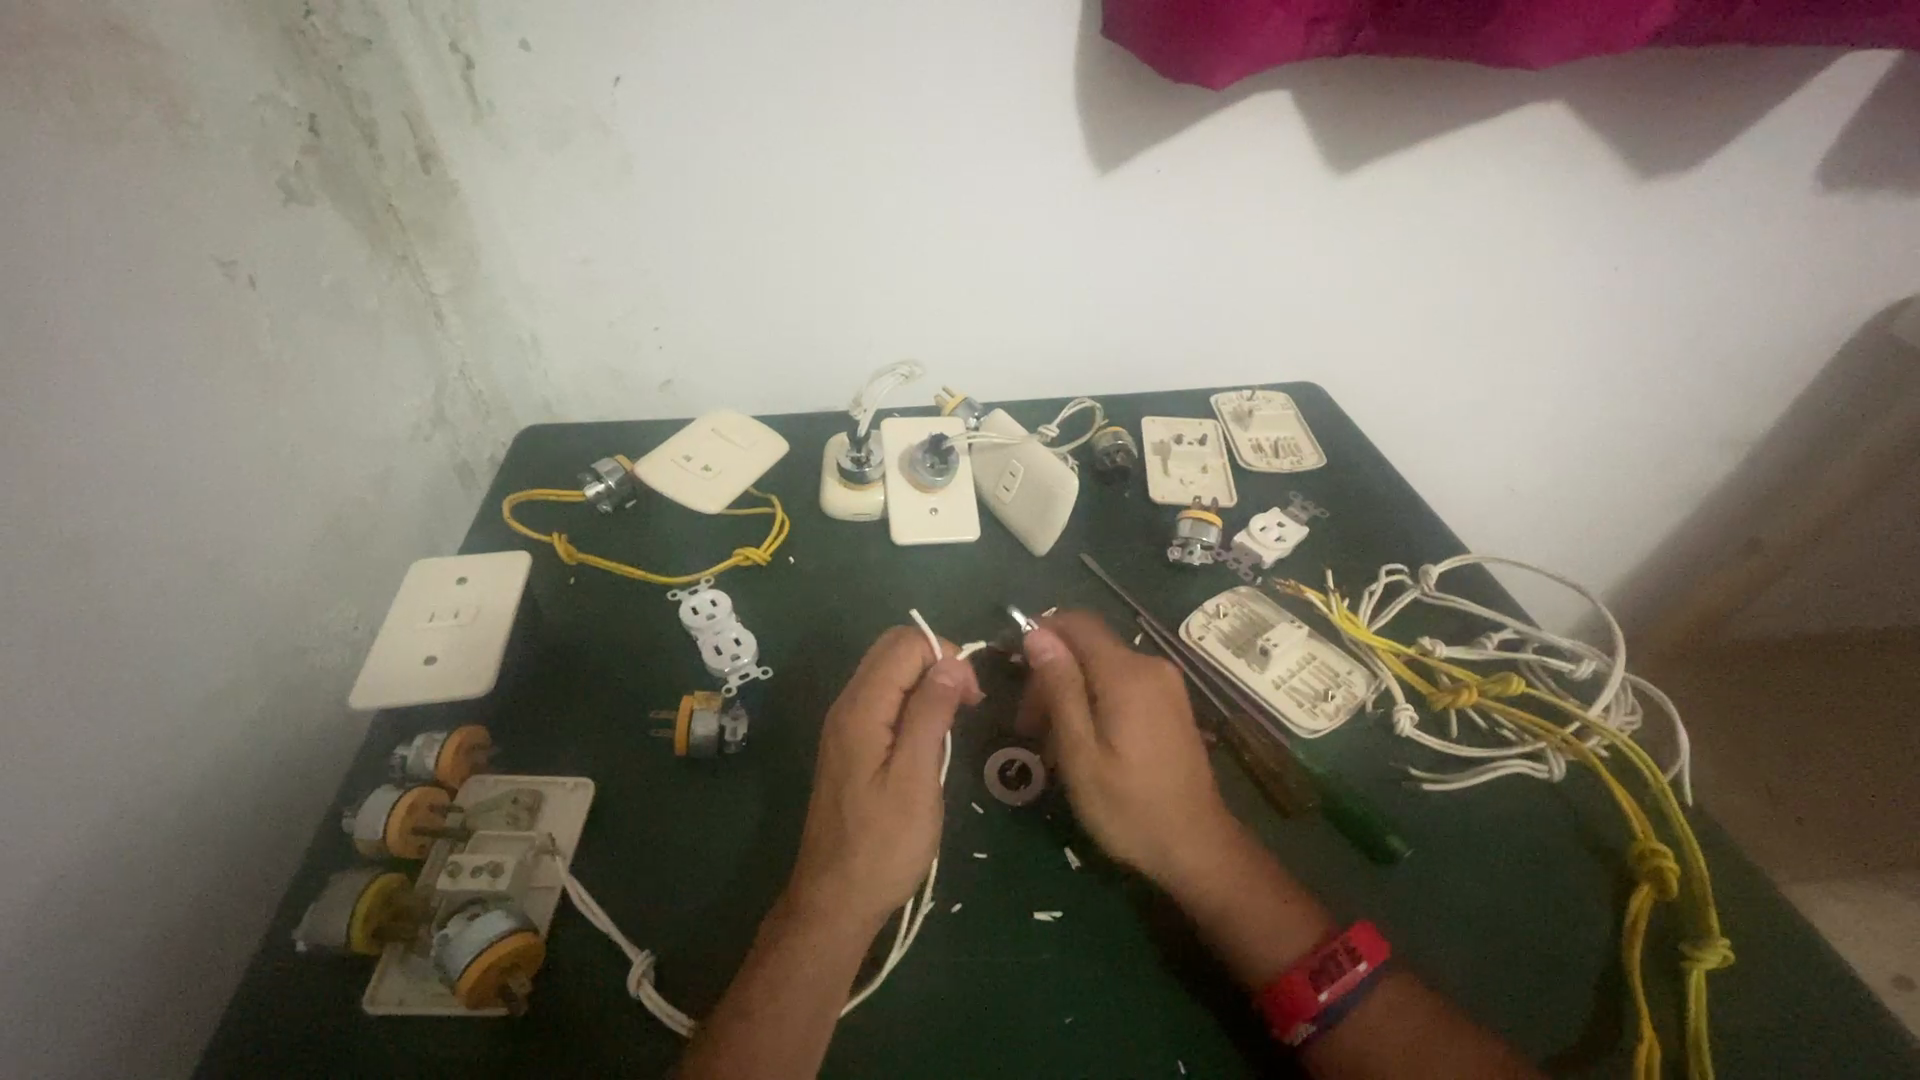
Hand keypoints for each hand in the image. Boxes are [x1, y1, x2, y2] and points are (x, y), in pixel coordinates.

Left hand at [784, 626, 983, 932]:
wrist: (835, 900)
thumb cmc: (883, 846)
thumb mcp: (915, 780)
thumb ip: (930, 715)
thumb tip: (951, 662)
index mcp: (861, 710)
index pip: (905, 644)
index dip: (946, 656)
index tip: (972, 698)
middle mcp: (847, 706)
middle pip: (892, 649)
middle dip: (937, 661)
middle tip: (966, 704)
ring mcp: (845, 724)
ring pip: (888, 672)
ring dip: (926, 682)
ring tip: (953, 722)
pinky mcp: (850, 743)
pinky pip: (883, 698)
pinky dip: (912, 701)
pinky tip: (929, 737)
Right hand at [1016, 611, 1240, 890]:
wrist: (1197, 849)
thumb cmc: (1129, 808)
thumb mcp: (1081, 754)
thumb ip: (1060, 689)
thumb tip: (1036, 634)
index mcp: (1127, 674)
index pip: (1077, 623)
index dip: (1040, 635)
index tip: (1015, 673)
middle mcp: (1150, 666)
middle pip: (1087, 647)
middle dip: (1052, 675)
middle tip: (1029, 728)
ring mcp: (1166, 685)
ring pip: (1102, 666)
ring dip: (1071, 692)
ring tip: (1054, 743)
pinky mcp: (1171, 703)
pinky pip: (1122, 683)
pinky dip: (1095, 700)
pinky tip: (1085, 741)